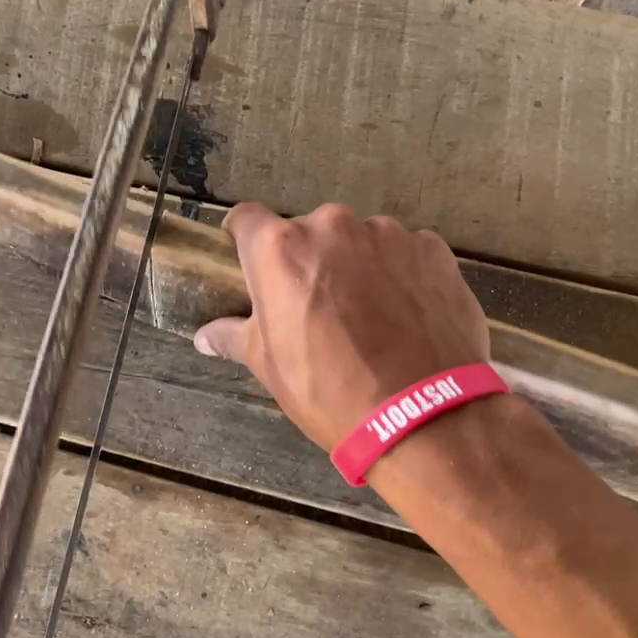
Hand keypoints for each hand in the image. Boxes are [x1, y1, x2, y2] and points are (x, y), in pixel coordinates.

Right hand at [193, 202, 490, 451]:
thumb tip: (205, 337)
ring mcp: (386, 234)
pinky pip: (403, 252)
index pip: (245, 219)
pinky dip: (398, 273)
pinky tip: (404, 313)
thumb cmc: (329, 389)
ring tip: (368, 314)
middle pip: (306, 231)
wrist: (424, 418)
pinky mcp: (433, 250)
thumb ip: (233, 336)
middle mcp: (331, 226)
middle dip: (306, 260)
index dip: (243, 239)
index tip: (250, 261)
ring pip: (357, 240)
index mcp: (279, 248)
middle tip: (314, 305)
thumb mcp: (268, 365)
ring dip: (354, 265)